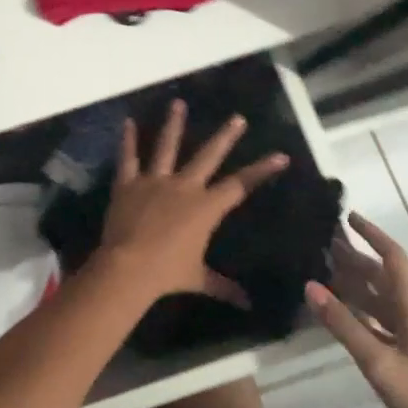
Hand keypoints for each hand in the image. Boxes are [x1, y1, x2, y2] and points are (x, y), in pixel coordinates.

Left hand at [98, 99, 288, 304]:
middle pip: (208, 155)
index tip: (280, 155)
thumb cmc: (167, 274)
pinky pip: (128, 157)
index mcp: (205, 207)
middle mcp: (183, 186)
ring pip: (167, 146)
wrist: (129, 267)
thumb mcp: (198, 279)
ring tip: (178, 103)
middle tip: (237, 117)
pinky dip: (127, 139)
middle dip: (225, 136)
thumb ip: (223, 287)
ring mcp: (154, 180)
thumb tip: (248, 304)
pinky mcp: (129, 182)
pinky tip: (127, 121)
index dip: (261, 170)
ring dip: (173, 124)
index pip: (239, 185)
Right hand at [306, 214, 407, 407]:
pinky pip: (383, 320)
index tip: (348, 216)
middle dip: (356, 257)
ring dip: (357, 283)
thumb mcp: (379, 363)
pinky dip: (362, 310)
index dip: (373, 235)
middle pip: (385, 276)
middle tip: (323, 243)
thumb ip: (343, 325)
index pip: (393, 259)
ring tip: (325, 270)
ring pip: (383, 299)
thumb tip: (309, 285)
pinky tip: (343, 313)